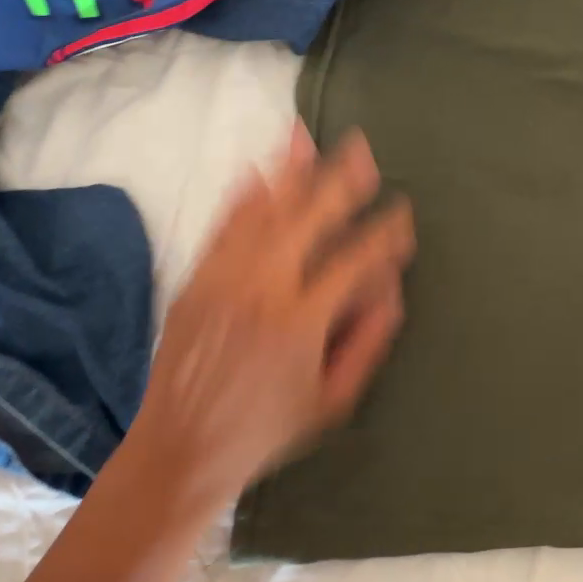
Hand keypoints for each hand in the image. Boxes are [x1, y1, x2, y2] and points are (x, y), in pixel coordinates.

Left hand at [123, 122, 415, 518]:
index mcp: (303, 322)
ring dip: (289, 171)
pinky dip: (240, 196)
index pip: (355, 260)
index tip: (402, 211)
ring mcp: (223, 280)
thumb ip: (365, 344)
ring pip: (262, 212)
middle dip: (339, 180)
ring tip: (306, 133)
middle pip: (308, 219)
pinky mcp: (194, 281)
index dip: (384, 233)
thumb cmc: (266, 430)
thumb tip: (391, 291)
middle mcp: (263, 289)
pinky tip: (256, 170)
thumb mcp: (332, 402)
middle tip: (362, 149)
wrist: (179, 448)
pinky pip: (221, 227)